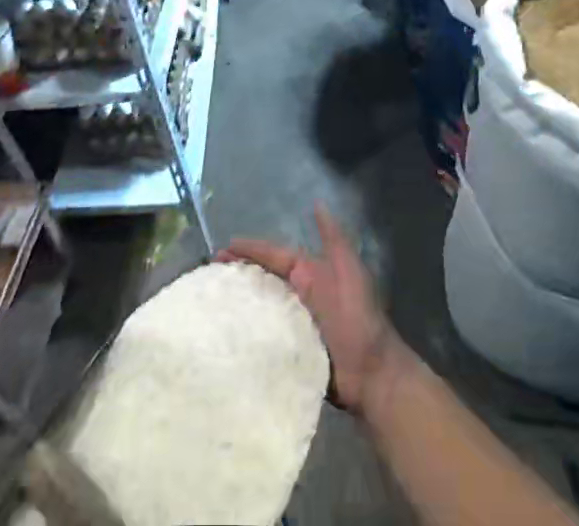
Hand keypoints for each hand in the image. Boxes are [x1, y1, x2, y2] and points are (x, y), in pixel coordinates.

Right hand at [223, 204, 405, 417]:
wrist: (371, 373)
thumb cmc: (357, 318)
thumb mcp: (348, 270)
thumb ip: (333, 238)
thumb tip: (318, 204)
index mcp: (312, 273)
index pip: (275, 255)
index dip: (250, 250)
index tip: (222, 248)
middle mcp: (301, 294)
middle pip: (264, 278)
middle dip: (238, 272)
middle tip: (207, 272)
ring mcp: (295, 322)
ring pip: (261, 304)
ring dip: (238, 300)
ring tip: (209, 299)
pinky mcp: (290, 349)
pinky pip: (263, 333)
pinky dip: (246, 329)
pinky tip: (223, 332)